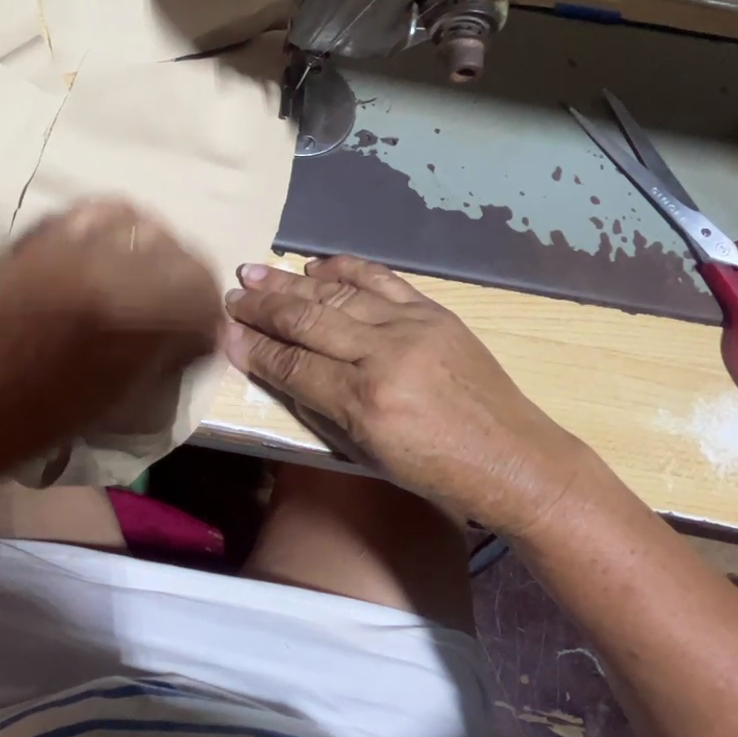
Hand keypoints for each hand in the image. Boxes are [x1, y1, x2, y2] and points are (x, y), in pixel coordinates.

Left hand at [0, 199, 222, 487]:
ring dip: (148, 248)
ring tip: (136, 273)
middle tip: (173, 303)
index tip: (198, 329)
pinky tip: (105, 253)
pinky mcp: (37, 237)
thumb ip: (169, 351)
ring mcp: (69, 246)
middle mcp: (108, 269)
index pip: (203, 288)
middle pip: (178, 251)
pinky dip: (108, 228)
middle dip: (183, 279)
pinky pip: (92, 212)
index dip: (206, 311)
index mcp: (136, 318)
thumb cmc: (44, 419)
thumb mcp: (127, 393)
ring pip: (139, 222)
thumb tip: (200, 329)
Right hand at [222, 255, 595, 538]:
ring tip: (254, 272)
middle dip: (262, 308)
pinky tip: (313, 265)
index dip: (254, 348)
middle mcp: (385, 357)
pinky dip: (343, 269)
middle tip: (231, 296)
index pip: (293, 366)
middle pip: (308, 321)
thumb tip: (274, 364)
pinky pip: (380, 280)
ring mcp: (412, 327)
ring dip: (289, 282)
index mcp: (365, 403)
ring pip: (337, 294)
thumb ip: (317, 405)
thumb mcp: (364, 453)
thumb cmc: (432, 471)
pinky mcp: (434, 312)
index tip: (224, 331)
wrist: (512, 458)